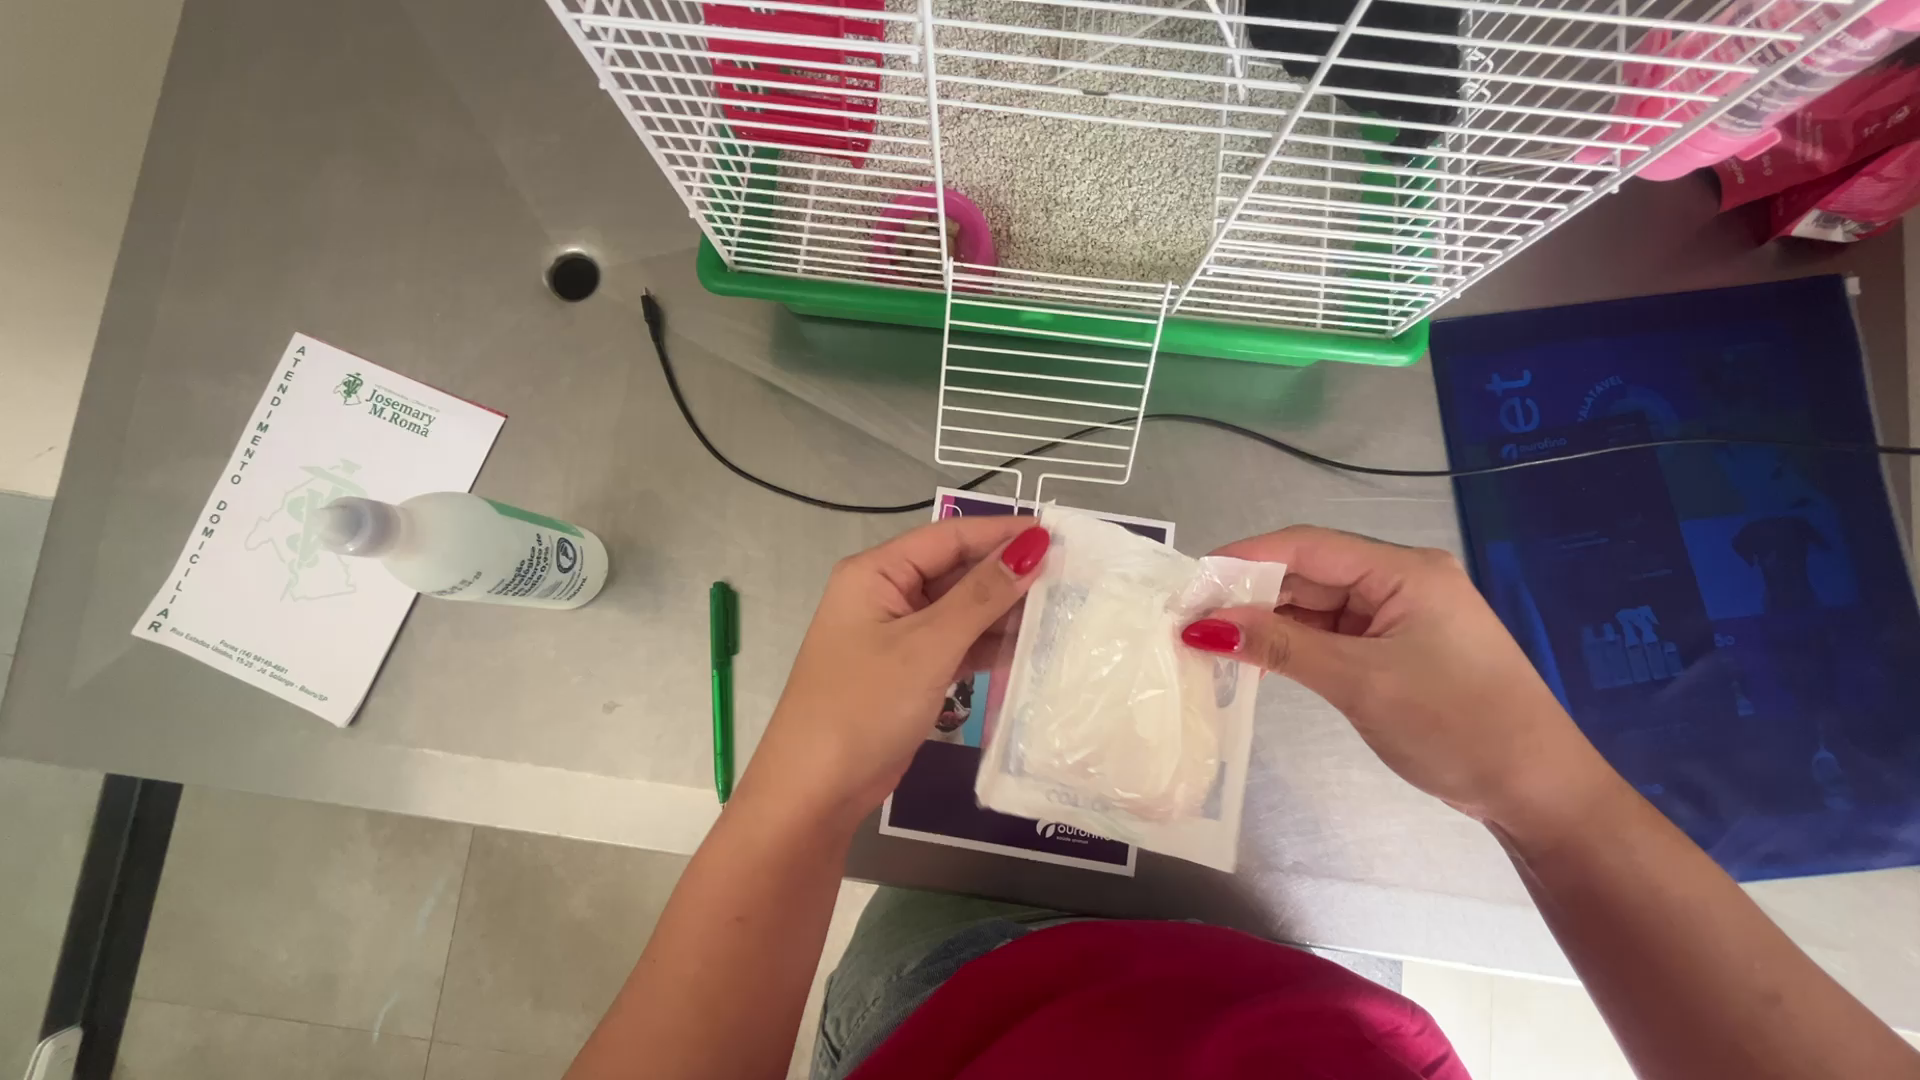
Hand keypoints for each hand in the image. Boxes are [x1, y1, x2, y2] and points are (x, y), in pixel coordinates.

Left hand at [736, 516, 1049, 825]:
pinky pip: (957, 645)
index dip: (1002, 533)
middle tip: (1070, 575)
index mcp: (876, 573)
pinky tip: (1031, 647)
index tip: (1058, 535)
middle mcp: (887, 595)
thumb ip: (981, 596)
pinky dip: (989, 646)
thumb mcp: (926, 646)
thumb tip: (1033, 546)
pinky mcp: (911, 671)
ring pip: (961, 610)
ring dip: (1004, 612)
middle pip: (956, 571)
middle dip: (1007, 574)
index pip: (948, 537)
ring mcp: (899, 636)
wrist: (816, 790)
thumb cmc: (864, 706)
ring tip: (1062, 609)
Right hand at [1179, 526, 1615, 831]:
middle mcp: (1398, 582)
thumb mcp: (1359, 682)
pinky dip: (1290, 643)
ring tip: (1208, 636)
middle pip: (1307, 573)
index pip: (1307, 546)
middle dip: (1249, 593)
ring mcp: (1396, 616)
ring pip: (1313, 605)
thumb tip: (1202, 626)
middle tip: (1189, 616)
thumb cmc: (1456, 724)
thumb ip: (1279, 646)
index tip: (1191, 581)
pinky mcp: (1392, 648)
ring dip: (1265, 620)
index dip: (1244, 559)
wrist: (1539, 792)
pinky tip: (1251, 654)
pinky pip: (1328, 633)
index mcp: (1403, 571)